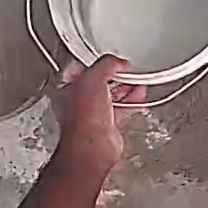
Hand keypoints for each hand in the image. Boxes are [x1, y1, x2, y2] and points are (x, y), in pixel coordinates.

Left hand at [53, 55, 146, 172]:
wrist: (93, 146)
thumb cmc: (84, 118)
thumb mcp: (94, 78)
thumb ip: (107, 65)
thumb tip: (119, 62)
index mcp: (69, 88)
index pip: (83, 69)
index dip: (99, 63)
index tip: (112, 61)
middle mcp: (79, 102)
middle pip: (100, 83)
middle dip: (116, 76)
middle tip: (128, 72)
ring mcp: (93, 115)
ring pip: (112, 96)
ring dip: (126, 88)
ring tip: (138, 82)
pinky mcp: (107, 126)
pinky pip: (121, 110)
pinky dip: (132, 102)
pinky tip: (139, 97)